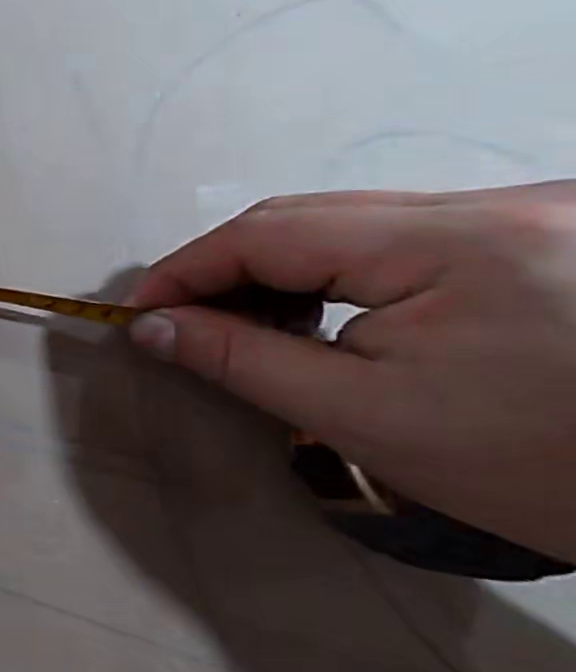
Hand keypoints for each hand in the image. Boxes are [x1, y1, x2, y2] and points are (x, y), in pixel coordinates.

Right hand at [127, 182, 575, 560]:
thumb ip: (240, 359)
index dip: (186, 268)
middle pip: (307, 213)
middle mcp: (501, 204)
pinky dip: (336, 266)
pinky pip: (402, 230)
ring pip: (352, 218)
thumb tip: (150, 326)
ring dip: (277, 265)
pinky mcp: (551, 233)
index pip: (268, 232)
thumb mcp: (363, 417)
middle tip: (182, 320)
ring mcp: (536, 212)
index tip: (138, 312)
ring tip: (252, 323)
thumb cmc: (541, 467)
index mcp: (455, 244)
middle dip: (225, 265)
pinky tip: (328, 311)